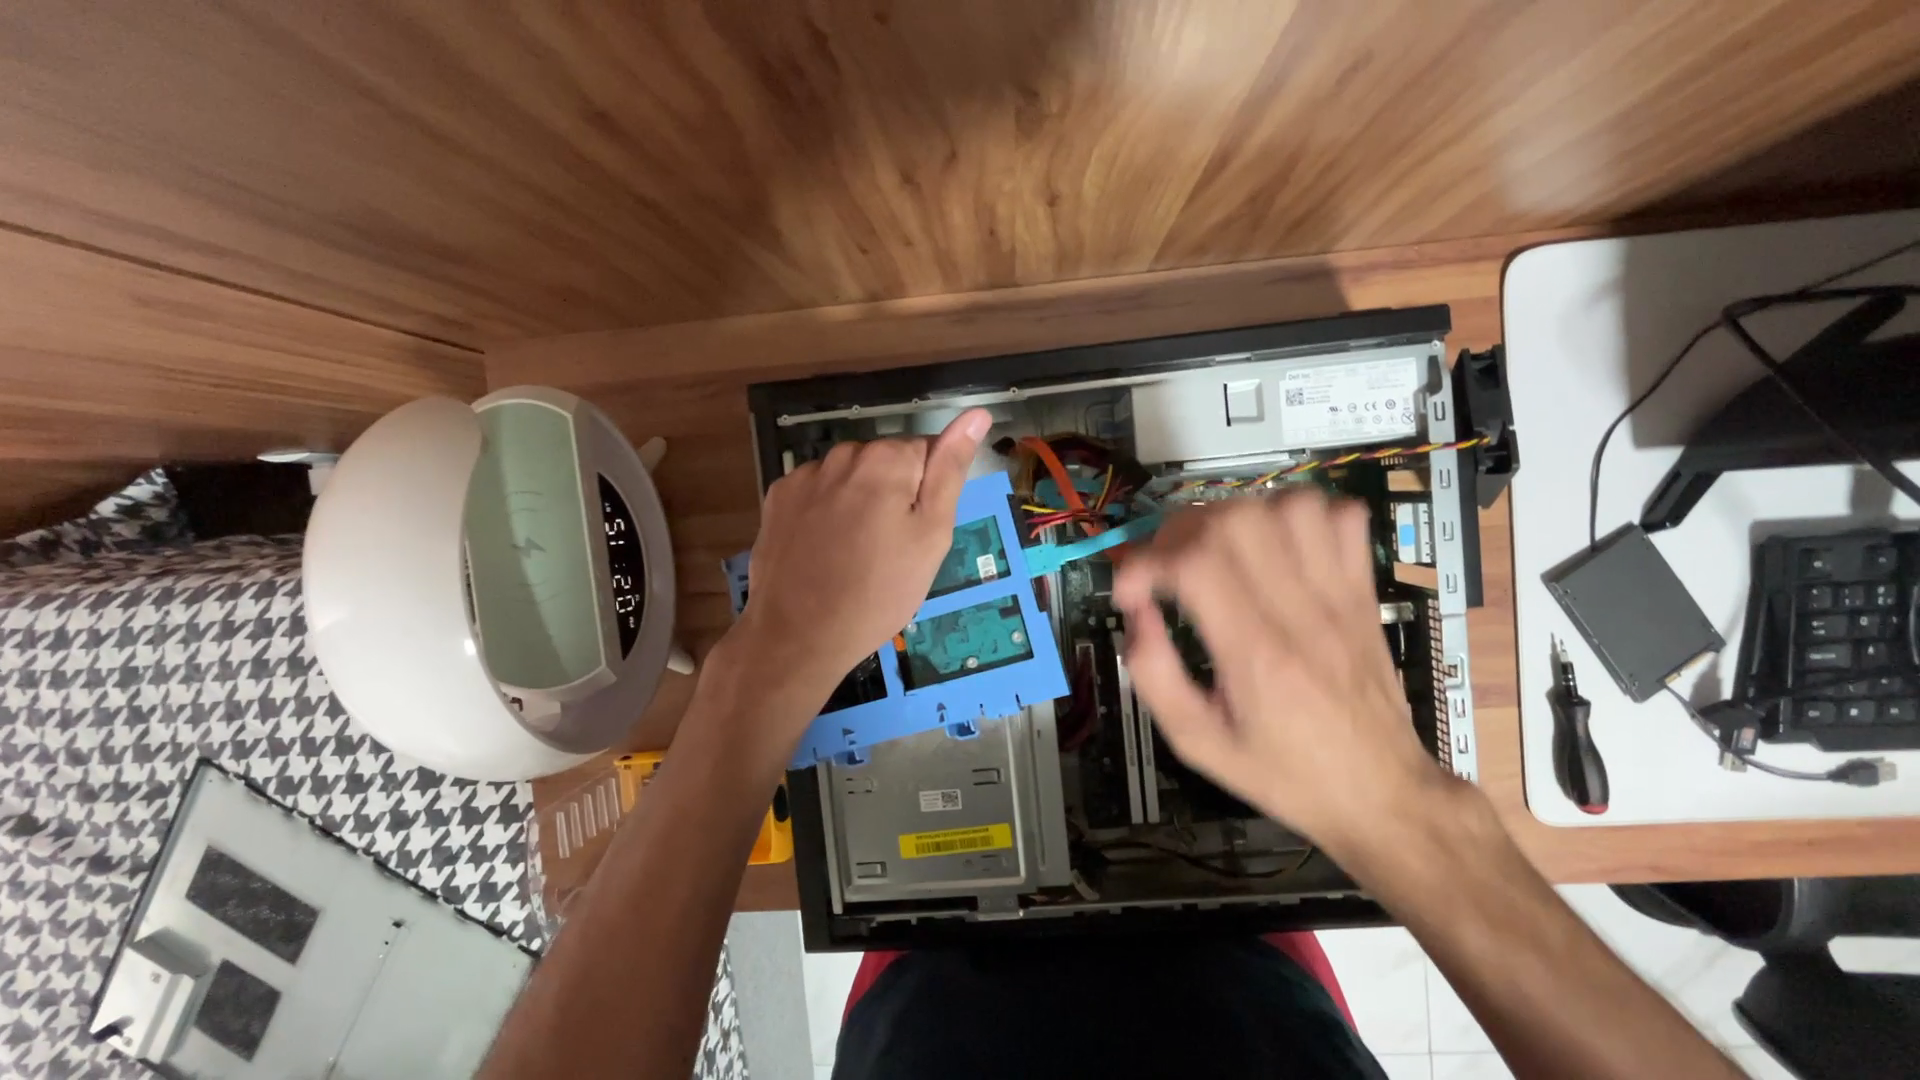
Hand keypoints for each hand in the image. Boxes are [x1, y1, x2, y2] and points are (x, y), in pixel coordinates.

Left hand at [734, 409, 991, 704]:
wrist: (799, 635)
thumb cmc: (880, 591)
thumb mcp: (932, 535)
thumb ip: (950, 470)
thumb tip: (976, 414)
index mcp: (887, 458)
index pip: (927, 452)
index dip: (929, 493)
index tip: (919, 533)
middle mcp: (842, 453)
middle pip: (885, 462)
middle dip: (893, 494)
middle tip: (892, 549)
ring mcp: (804, 475)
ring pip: (850, 477)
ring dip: (859, 501)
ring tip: (856, 553)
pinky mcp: (777, 498)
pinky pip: (817, 492)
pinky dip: (826, 512)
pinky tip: (825, 550)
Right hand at [1111, 490, 1445, 853]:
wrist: (1382, 793)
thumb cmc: (1286, 774)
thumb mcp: (1199, 745)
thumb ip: (1155, 677)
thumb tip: (1136, 615)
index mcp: (1255, 653)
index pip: (1194, 563)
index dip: (1145, 563)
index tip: (1130, 591)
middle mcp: (1299, 611)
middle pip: (1235, 520)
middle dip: (1181, 530)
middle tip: (1168, 566)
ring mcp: (1339, 594)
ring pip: (1287, 506)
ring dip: (1237, 515)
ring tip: (1218, 550)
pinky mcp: (1363, 590)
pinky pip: (1341, 517)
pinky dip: (1299, 514)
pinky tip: (1275, 544)